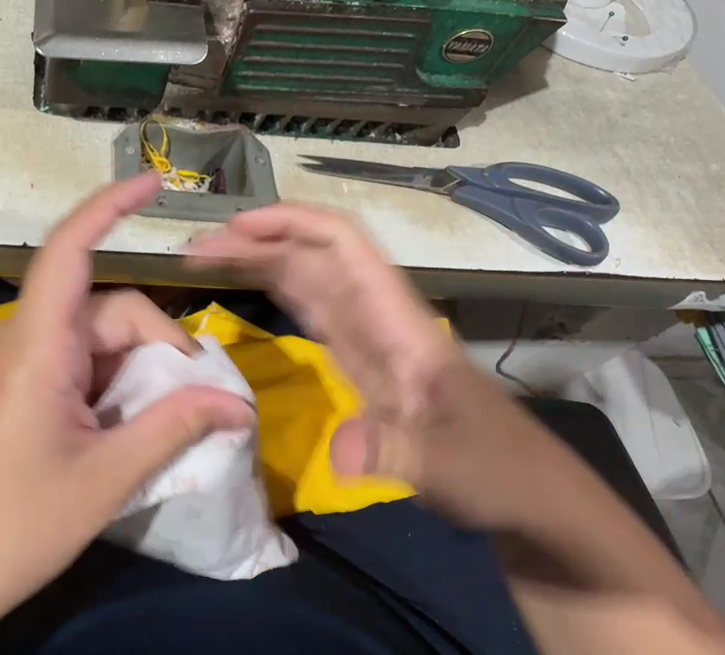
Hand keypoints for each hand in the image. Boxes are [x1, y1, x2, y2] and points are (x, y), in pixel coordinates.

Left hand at [0, 174, 253, 624]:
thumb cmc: (11, 526)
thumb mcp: (104, 479)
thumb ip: (173, 429)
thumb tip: (239, 404)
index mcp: (37, 344)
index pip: (71, 248)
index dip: (110, 205)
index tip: (155, 183)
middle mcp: (21, 338)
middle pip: (103, 310)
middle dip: (157, 344)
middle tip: (200, 402)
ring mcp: (10, 363)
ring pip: (90, 340)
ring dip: (133, 370)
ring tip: (165, 426)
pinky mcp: (7, 389)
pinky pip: (69, 364)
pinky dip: (107, 384)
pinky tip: (123, 430)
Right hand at [187, 203, 558, 530]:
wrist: (528, 500)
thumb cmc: (500, 471)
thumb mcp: (453, 467)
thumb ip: (400, 454)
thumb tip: (343, 455)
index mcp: (398, 319)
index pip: (344, 245)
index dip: (292, 222)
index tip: (238, 226)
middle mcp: (378, 315)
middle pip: (313, 256)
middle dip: (257, 241)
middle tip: (196, 249)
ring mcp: (367, 338)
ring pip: (306, 279)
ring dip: (258, 261)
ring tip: (204, 260)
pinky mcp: (359, 363)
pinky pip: (309, 312)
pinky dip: (274, 292)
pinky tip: (243, 288)